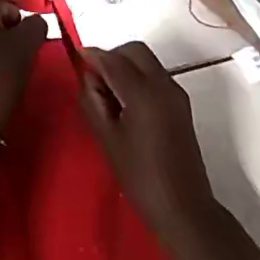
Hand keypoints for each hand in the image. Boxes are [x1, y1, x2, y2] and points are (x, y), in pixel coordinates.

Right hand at [77, 42, 220, 254]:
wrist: (183, 207)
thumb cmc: (139, 176)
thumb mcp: (107, 138)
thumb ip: (94, 100)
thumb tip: (90, 78)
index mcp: (144, 94)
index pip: (114, 60)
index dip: (93, 56)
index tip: (76, 56)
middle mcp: (164, 86)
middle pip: (134, 51)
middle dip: (111, 56)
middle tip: (93, 79)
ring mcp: (176, 94)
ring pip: (146, 61)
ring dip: (125, 66)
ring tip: (107, 94)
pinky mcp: (180, 104)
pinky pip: (155, 76)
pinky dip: (137, 77)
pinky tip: (124, 102)